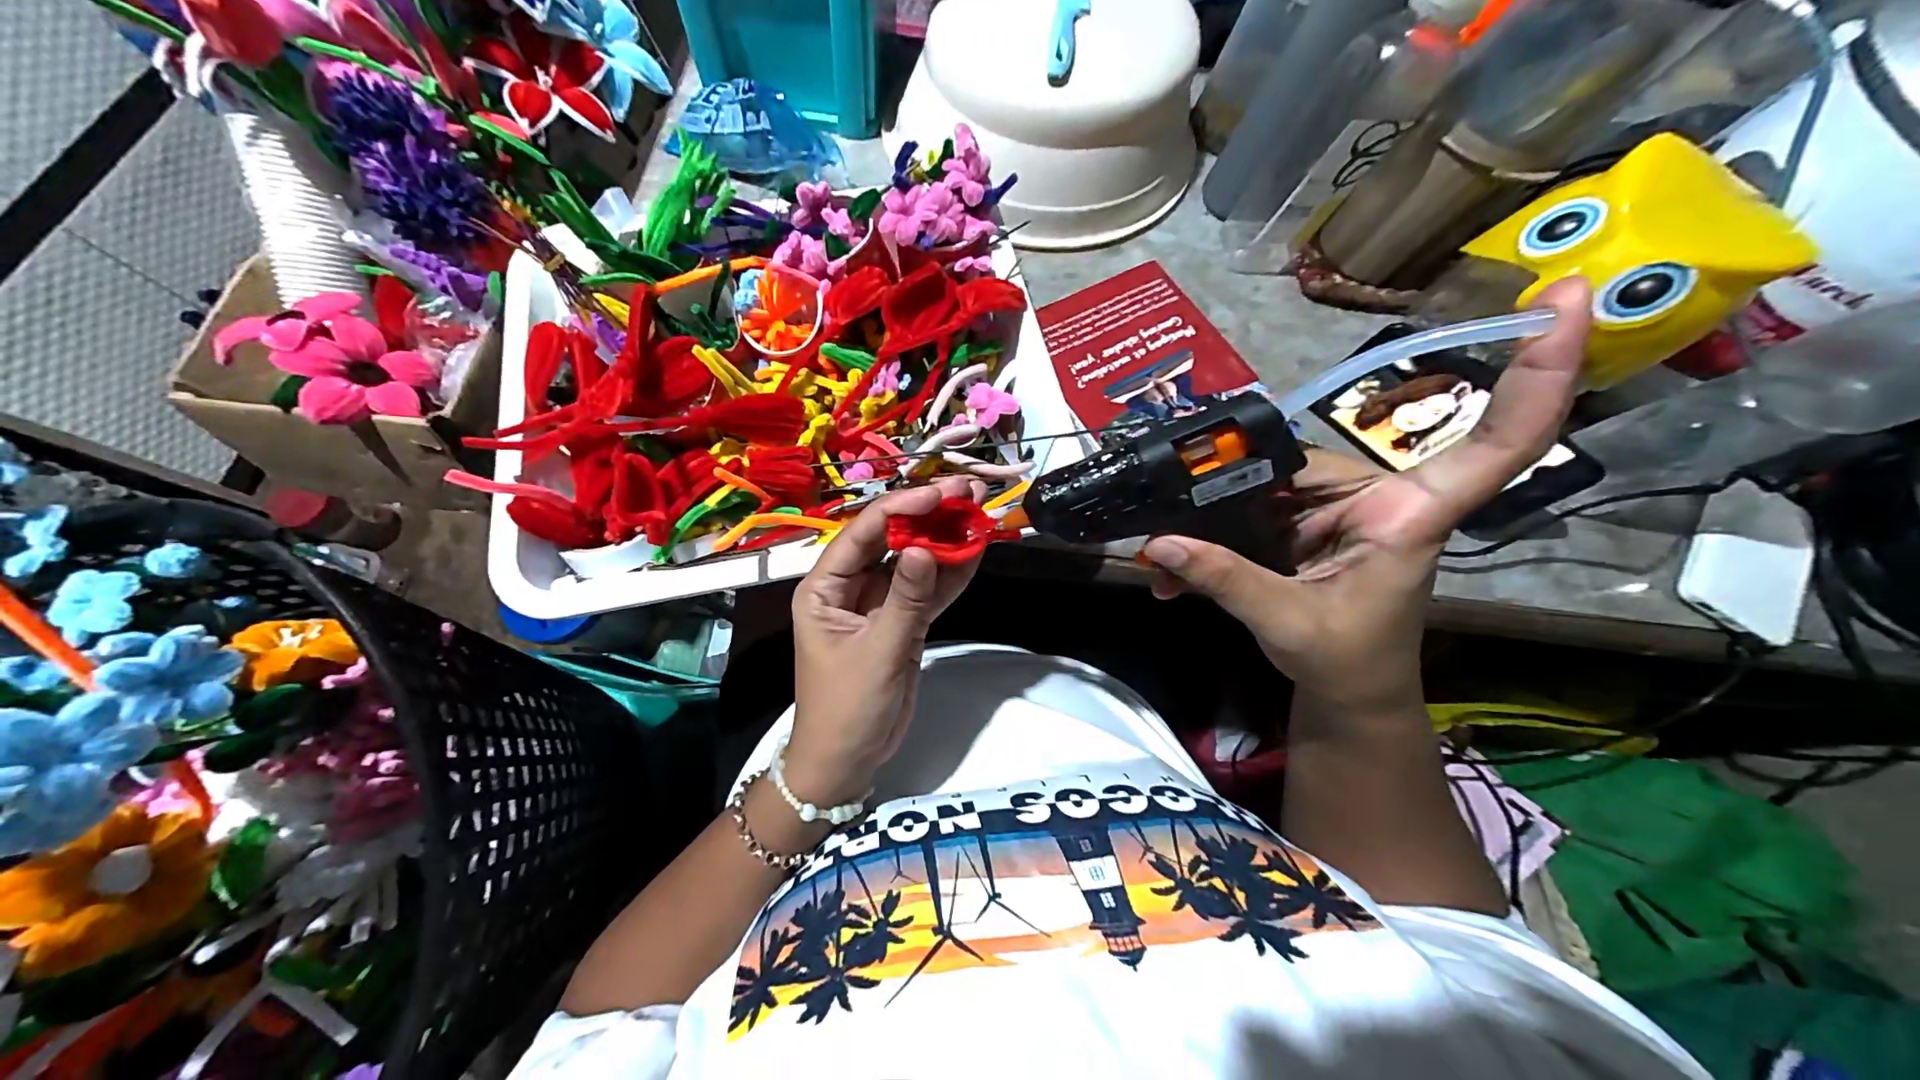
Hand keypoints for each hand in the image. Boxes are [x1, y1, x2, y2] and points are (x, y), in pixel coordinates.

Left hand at [787, 476, 986, 804]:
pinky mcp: (902, 624)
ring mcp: (879, 605)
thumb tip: (923, 548)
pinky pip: (927, 592)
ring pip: (914, 564)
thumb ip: (905, 600)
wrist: (847, 761)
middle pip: (891, 542)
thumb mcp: (878, 652)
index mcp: (825, 588)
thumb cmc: (847, 708)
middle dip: (928, 518)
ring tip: (980, 513)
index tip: (940, 494)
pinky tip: (976, 552)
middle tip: (969, 494)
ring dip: (945, 542)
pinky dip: (951, 576)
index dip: (901, 510)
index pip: (862, 534)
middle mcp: (850, 588)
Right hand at [1143, 280, 1592, 715]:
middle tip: (1169, 520)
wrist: (1345, 693)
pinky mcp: (1303, 522)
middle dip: (1229, 483)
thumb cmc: (1347, 662)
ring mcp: (1335, 508)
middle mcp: (1375, 497)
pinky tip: (1175, 571)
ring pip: (1263, 481)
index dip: (1537, 375)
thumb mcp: (1286, 622)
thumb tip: (1158, 544)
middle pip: (1301, 456)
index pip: (1494, 445)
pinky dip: (1209, 537)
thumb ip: (1224, 578)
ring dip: (1208, 522)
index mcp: (1407, 517)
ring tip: (1167, 565)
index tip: (1572, 295)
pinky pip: (1250, 509)